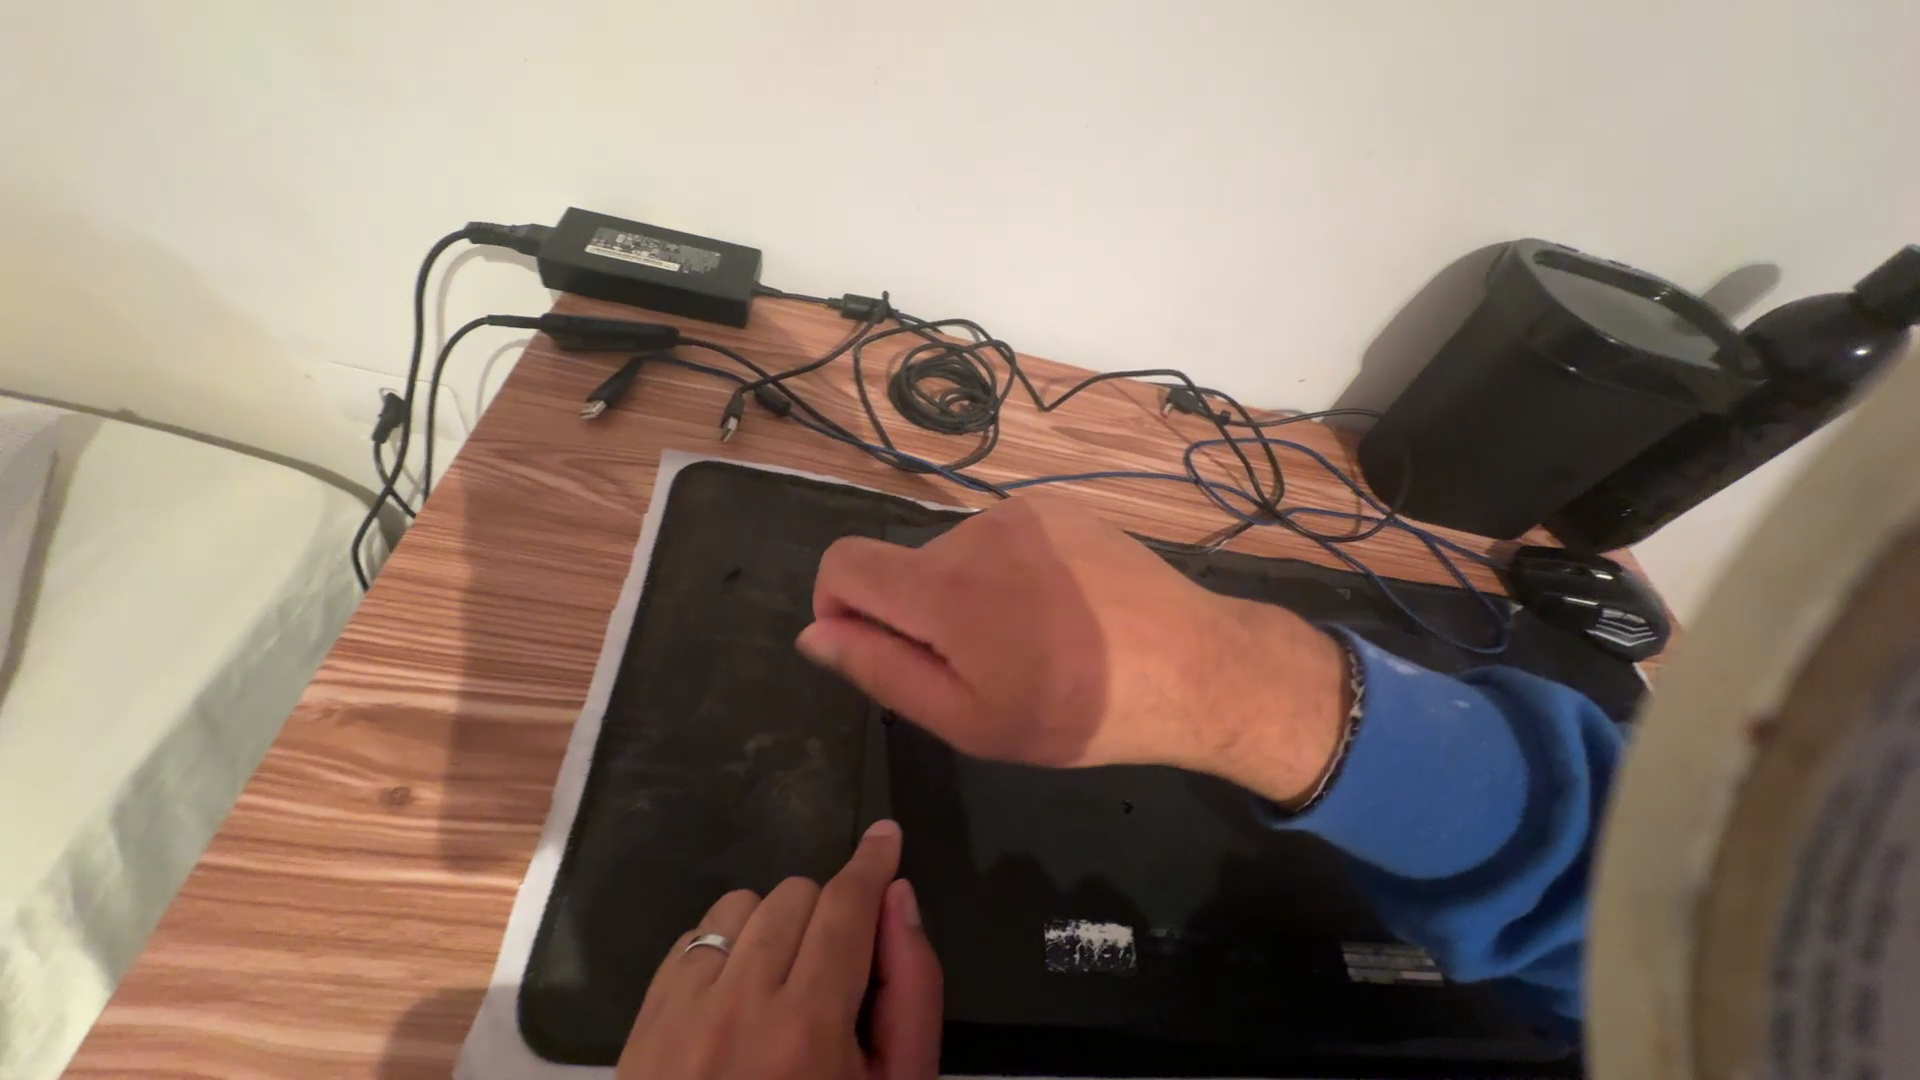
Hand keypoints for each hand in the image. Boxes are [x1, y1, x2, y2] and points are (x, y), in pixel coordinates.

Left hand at [618, 820, 941, 1079]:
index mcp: (806, 1031)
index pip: (845, 905)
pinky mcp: (643, 1023)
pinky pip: (694, 936)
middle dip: (829, 914)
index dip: (872, 861)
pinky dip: (726, 946)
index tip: (886, 836)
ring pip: (742, 904)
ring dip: (775, 927)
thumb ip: (913, 988)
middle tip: (836, 971)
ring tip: (783, 984)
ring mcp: (679, 1014)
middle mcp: (736, 1008)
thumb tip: (896, 898)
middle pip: (796, 894)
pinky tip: (736, 995)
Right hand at [797, 495, 1351, 803]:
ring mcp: (1022, 511)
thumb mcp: (968, 719)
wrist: (1197, 665)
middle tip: (982, 669)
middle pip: (903, 566)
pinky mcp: (1058, 506)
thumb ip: (880, 670)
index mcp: (944, 586)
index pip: (842, 562)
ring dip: (966, 597)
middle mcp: (975, 529)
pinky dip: (1005, 574)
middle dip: (918, 615)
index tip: (875, 647)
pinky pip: (1000, 538)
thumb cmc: (1079, 711)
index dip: (836, 606)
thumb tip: (815, 632)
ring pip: (953, 554)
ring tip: (1030, 642)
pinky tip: (1057, 611)